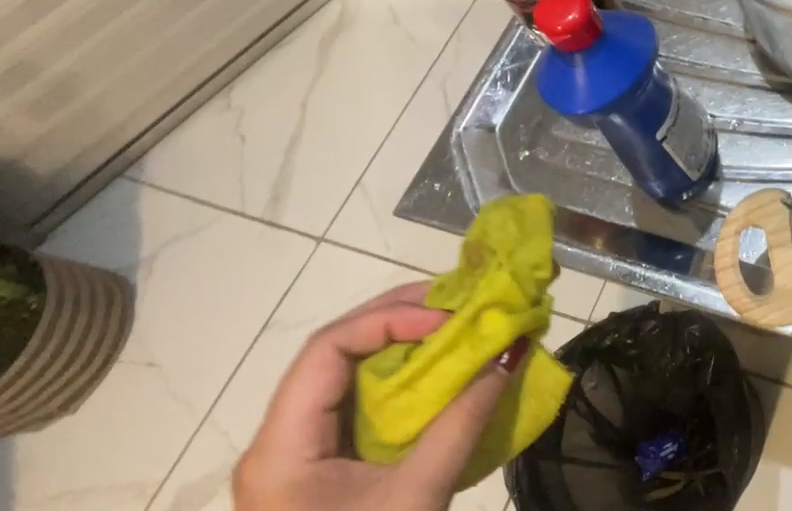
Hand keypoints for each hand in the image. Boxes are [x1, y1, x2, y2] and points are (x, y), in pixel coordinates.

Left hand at [234, 282, 519, 510]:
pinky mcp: (320, 461)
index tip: (449, 319)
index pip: (326, 350)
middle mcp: (279, 438)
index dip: (389, 320)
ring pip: (345, 368)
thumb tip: (512, 352)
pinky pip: (357, 396)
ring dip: (402, 337)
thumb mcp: (418, 496)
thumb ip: (464, 419)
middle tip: (460, 300)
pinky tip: (438, 361)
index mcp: (283, 447)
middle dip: (399, 316)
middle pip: (333, 350)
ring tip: (456, 320)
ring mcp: (297, 449)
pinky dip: (400, 368)